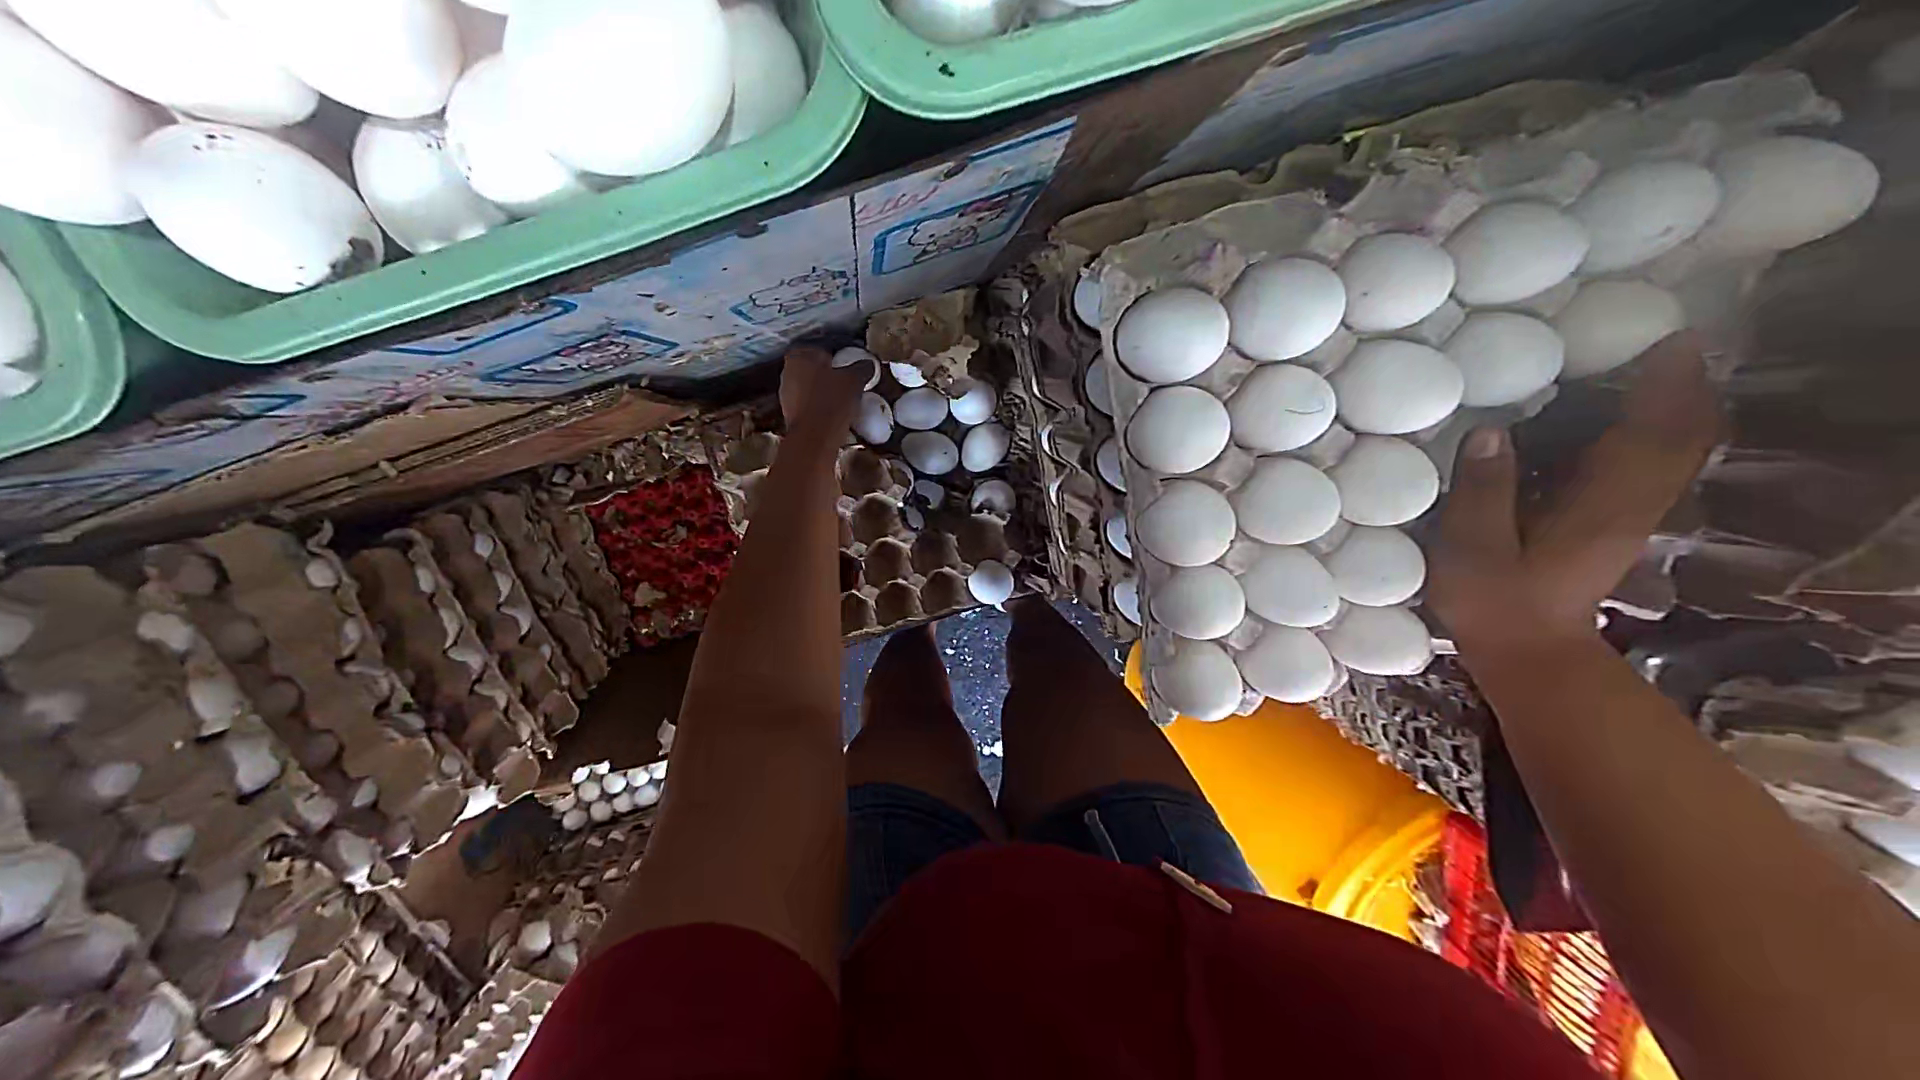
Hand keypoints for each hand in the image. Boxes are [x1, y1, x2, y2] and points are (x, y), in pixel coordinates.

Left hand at [779, 345, 864, 439]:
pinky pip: (808, 405)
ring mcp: (785, 395)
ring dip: (823, 392)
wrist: (815, 439)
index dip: (836, 357)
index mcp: (799, 356)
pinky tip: (833, 415)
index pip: (820, 348)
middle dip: (829, 374)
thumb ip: (862, 368)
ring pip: (809, 388)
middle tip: (848, 382)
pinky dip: (819, 407)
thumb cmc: (833, 401)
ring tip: (843, 400)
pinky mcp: (789, 415)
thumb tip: (868, 364)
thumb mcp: (855, 380)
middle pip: (813, 369)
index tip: (849, 367)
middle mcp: (787, 372)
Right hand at [1428, 331, 1721, 652]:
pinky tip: (1614, 417)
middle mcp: (1633, 503)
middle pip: (1682, 433)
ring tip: (1638, 367)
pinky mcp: (1615, 520)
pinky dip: (1651, 430)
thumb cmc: (1493, 601)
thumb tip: (1490, 430)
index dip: (1665, 384)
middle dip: (1680, 384)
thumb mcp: (1471, 549)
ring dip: (1670, 404)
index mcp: (1602, 506)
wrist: (1528, 649)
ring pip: (1675, 447)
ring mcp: (1630, 513)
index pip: (1653, 434)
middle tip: (1651, 343)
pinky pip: (1653, 462)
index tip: (1661, 340)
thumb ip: (1481, 491)